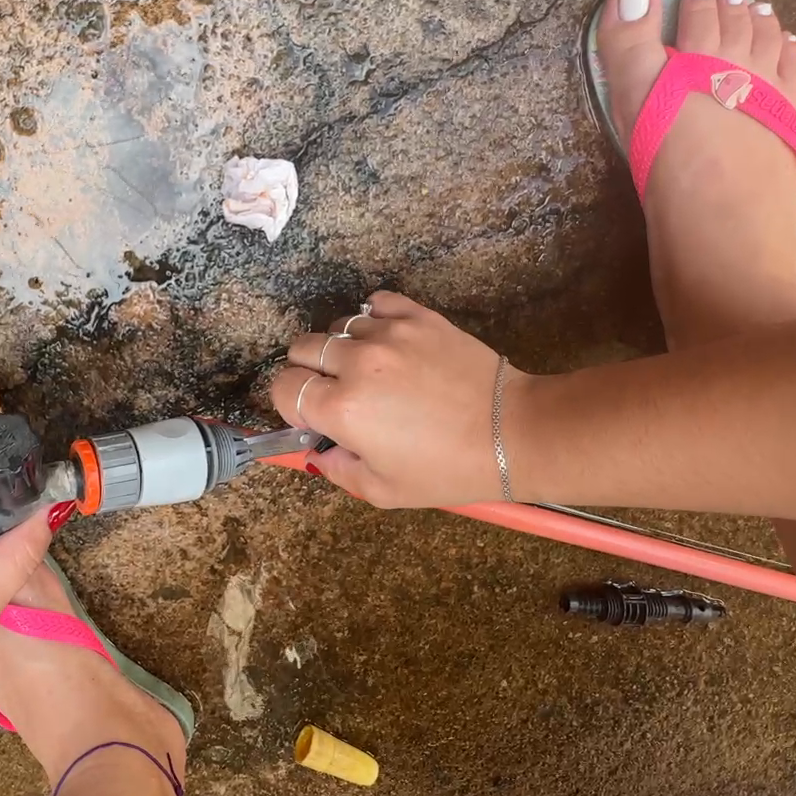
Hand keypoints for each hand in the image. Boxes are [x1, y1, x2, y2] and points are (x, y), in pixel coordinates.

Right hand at [270, 291, 533, 507]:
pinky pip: (375, 304)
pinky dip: (372, 320)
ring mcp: (388, 334)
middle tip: (335, 391)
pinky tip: (386, 342)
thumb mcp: (384, 491)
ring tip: (369, 370)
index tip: (312, 416)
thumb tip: (318, 451)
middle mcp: (357, 364)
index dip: (290, 404)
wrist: (512, 433)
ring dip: (342, 348)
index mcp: (342, 409)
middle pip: (301, 348)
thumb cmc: (448, 469)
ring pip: (337, 326)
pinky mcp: (418, 317)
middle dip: (308, 371)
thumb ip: (337, 470)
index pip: (283, 387)